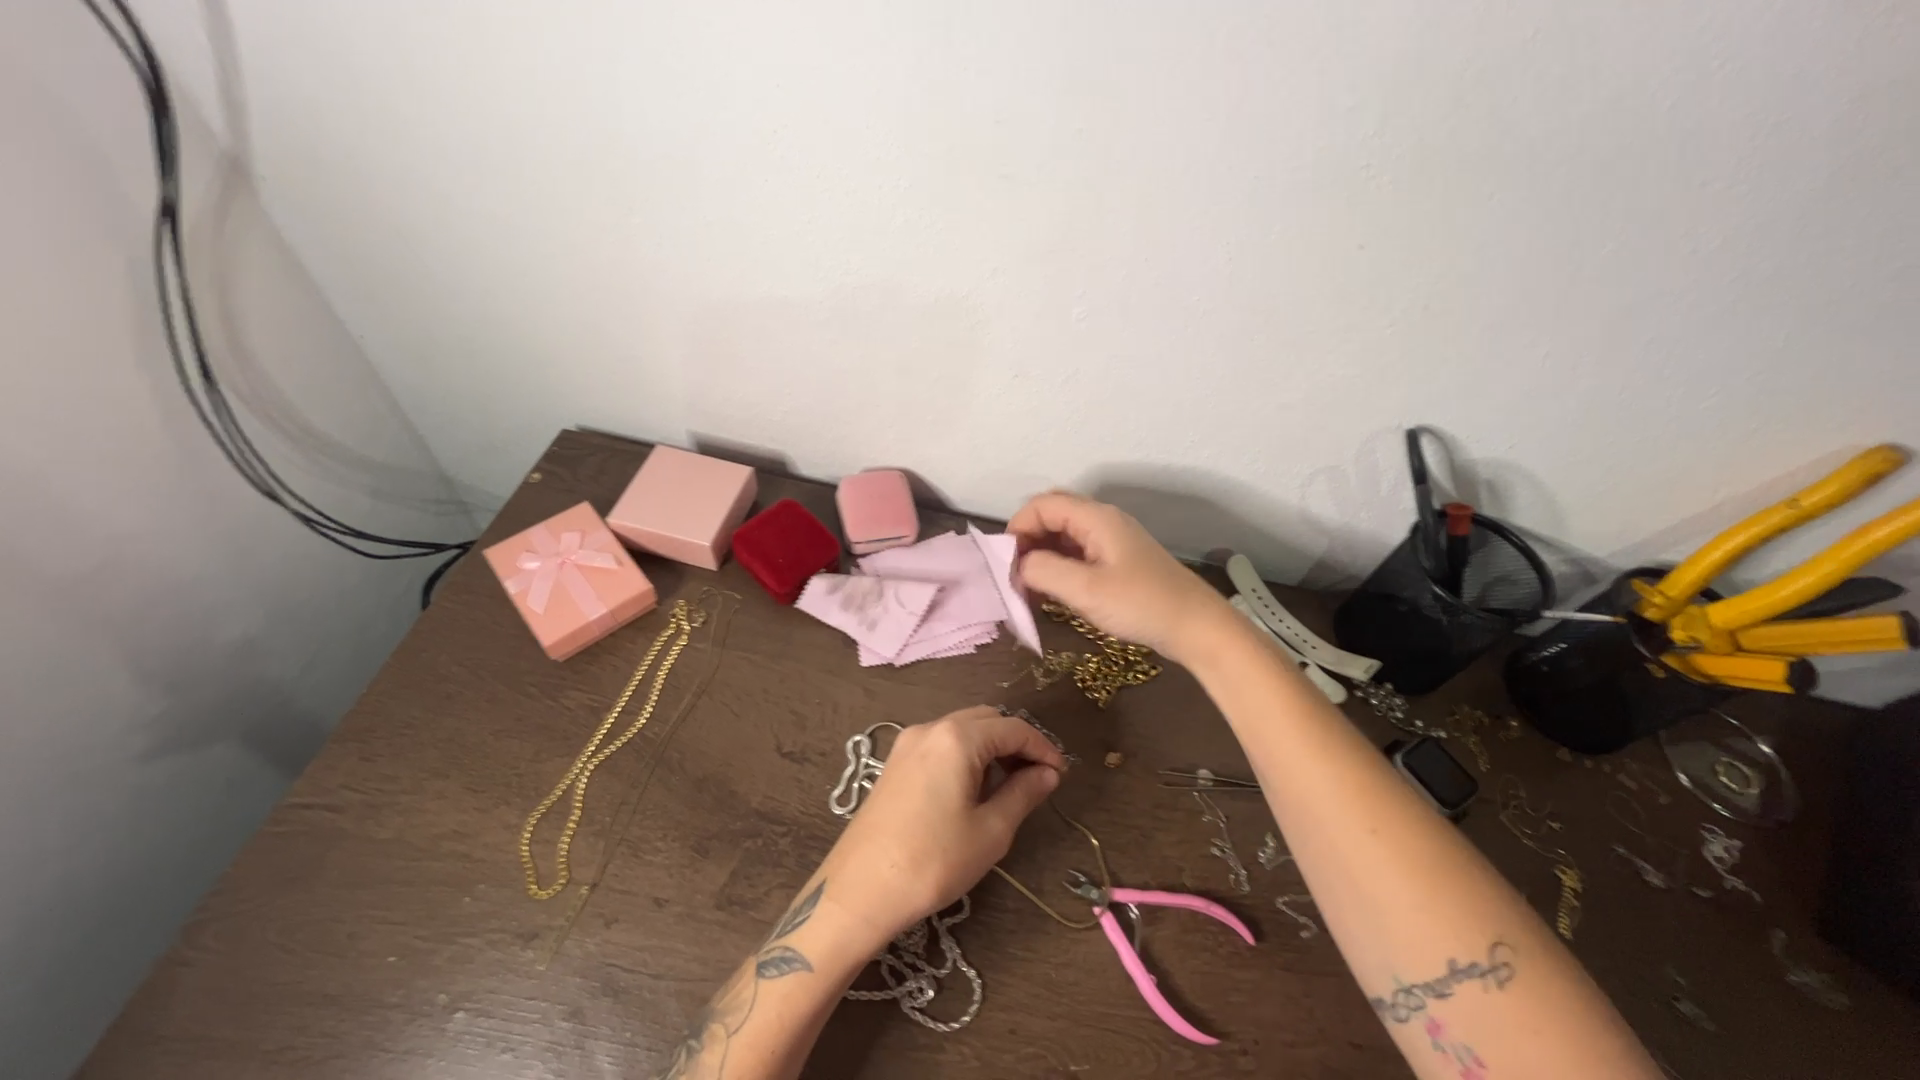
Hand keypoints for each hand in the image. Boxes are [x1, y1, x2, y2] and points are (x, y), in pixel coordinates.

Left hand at [818, 706, 1064, 947]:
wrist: (860, 891)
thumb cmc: (934, 861)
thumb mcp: (991, 831)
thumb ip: (1023, 793)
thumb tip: (1048, 773)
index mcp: (956, 738)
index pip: (1013, 727)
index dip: (1043, 748)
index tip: (1062, 774)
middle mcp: (929, 729)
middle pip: (985, 720)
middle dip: (1016, 742)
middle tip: (1039, 777)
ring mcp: (906, 746)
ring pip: (961, 731)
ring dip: (990, 748)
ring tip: (1011, 786)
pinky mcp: (894, 766)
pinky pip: (940, 746)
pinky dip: (965, 756)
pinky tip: (974, 789)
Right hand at [1008, 491, 1232, 664]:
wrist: (1196, 627)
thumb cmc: (1141, 605)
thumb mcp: (1086, 590)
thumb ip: (1044, 571)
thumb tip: (1017, 564)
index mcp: (1096, 518)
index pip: (1041, 505)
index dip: (1017, 528)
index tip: (1005, 564)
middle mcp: (1103, 521)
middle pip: (1051, 515)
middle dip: (1027, 540)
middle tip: (1014, 575)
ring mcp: (1112, 541)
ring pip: (1063, 535)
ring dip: (1041, 556)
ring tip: (1029, 588)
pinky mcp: (1117, 561)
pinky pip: (1077, 553)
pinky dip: (1058, 567)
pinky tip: (1052, 592)